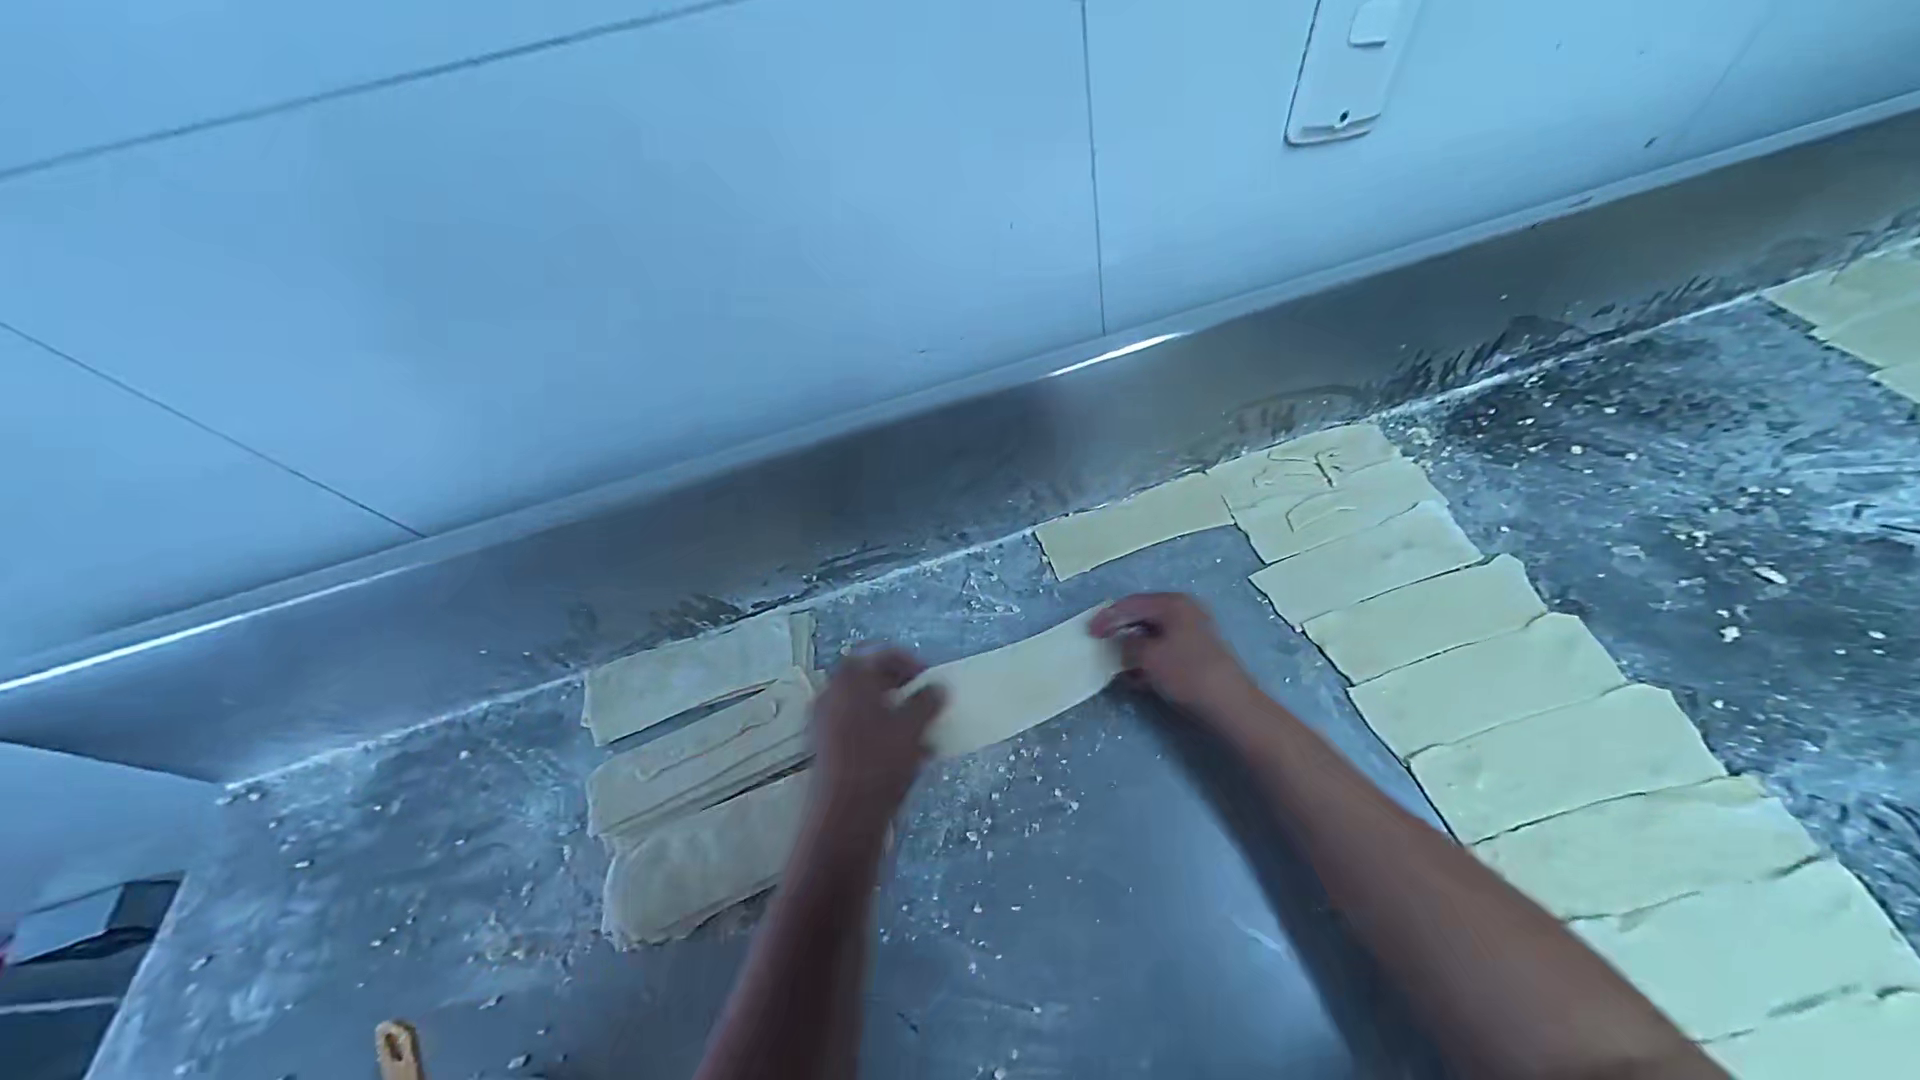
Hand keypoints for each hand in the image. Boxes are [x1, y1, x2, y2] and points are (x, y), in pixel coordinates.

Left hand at [808, 648, 945, 834]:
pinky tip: (908, 755)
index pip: (881, 654)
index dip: (910, 662)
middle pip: (872, 681)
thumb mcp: (913, 726)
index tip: (931, 678)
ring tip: (923, 732)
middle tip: (928, 703)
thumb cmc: (878, 762)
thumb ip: (928, 701)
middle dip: (904, 691)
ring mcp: (827, 724)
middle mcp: (832, 695)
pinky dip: (884, 736)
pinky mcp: (829, 752)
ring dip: (897, 715)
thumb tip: (937, 689)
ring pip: (868, 709)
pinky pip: (862, 732)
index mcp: (849, 678)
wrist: (844, 819)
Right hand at [1090, 593, 1263, 721]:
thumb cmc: (1186, 673)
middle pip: (1142, 617)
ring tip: (1117, 665)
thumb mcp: (1147, 656)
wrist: (1229, 705)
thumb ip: (1127, 644)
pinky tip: (1137, 677)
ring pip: (1152, 635)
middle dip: (1120, 632)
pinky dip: (1148, 660)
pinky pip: (1163, 649)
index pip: (1131, 604)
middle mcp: (1184, 611)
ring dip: (1133, 649)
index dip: (1107, 618)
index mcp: (1173, 603)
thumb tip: (1123, 643)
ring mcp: (1193, 632)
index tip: (1090, 633)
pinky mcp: (1196, 653)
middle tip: (1101, 644)